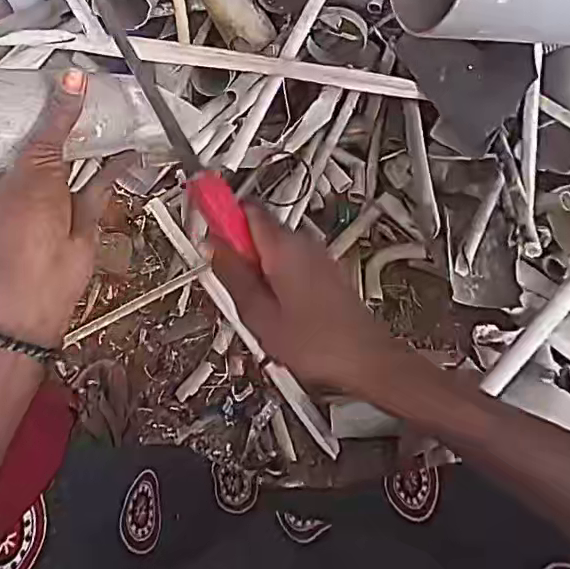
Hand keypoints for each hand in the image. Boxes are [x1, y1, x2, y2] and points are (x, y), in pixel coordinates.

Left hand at [0, 68, 134, 345]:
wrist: (46, 275)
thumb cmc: (21, 230)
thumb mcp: (37, 160)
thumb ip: (57, 120)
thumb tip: (70, 84)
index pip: (7, 127)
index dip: (23, 105)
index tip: (40, 79)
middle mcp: (22, 179)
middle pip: (45, 139)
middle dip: (63, 117)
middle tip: (78, 88)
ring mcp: (53, 192)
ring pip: (75, 156)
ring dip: (91, 137)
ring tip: (105, 109)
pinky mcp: (80, 204)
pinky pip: (100, 176)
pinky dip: (114, 161)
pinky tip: (127, 145)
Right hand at [209, 203, 400, 392]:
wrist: (367, 360)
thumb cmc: (319, 343)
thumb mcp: (258, 313)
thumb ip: (231, 274)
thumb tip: (212, 247)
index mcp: (282, 246)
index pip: (243, 208)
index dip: (218, 211)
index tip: (202, 219)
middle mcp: (302, 242)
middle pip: (256, 227)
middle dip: (236, 248)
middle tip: (227, 281)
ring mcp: (317, 255)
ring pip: (272, 247)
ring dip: (255, 265)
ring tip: (254, 305)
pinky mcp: (325, 270)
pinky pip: (289, 261)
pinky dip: (274, 275)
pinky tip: (276, 309)